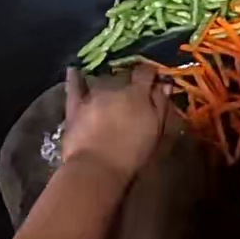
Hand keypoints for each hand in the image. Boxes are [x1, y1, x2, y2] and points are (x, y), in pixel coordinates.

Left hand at [60, 64, 169, 186]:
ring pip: (102, 80)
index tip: (155, 76)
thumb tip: (165, 85)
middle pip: (124, 75)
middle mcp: (114, 89)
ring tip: (111, 85)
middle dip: (130, 79)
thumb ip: (161, 104)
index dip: (151, 72)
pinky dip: (74, 78)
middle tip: (134, 89)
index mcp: (137, 93)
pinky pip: (74, 88)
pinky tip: (74, 70)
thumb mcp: (156, 129)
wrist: (97, 168)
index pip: (146, 72)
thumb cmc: (133, 151)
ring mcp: (92, 97)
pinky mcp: (75, 107)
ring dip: (109, 81)